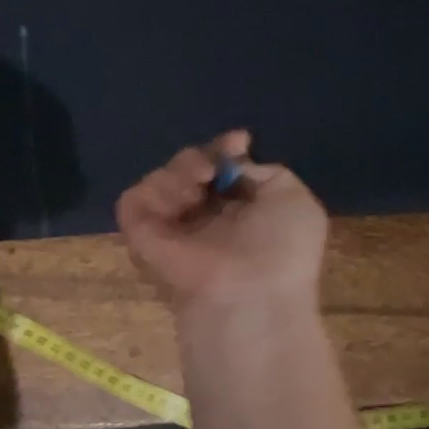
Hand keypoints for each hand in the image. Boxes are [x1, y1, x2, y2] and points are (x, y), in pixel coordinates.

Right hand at [115, 130, 327, 311]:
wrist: (246, 287)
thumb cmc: (279, 247)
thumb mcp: (294, 200)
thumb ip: (266, 172)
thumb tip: (235, 162)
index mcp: (238, 206)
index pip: (221, 167)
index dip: (225, 149)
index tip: (236, 141)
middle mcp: (202, 212)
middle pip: (187, 166)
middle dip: (198, 158)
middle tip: (208, 172)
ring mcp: (168, 222)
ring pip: (159, 177)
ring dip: (178, 173)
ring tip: (195, 189)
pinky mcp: (139, 231)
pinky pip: (133, 198)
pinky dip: (152, 191)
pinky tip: (175, 202)